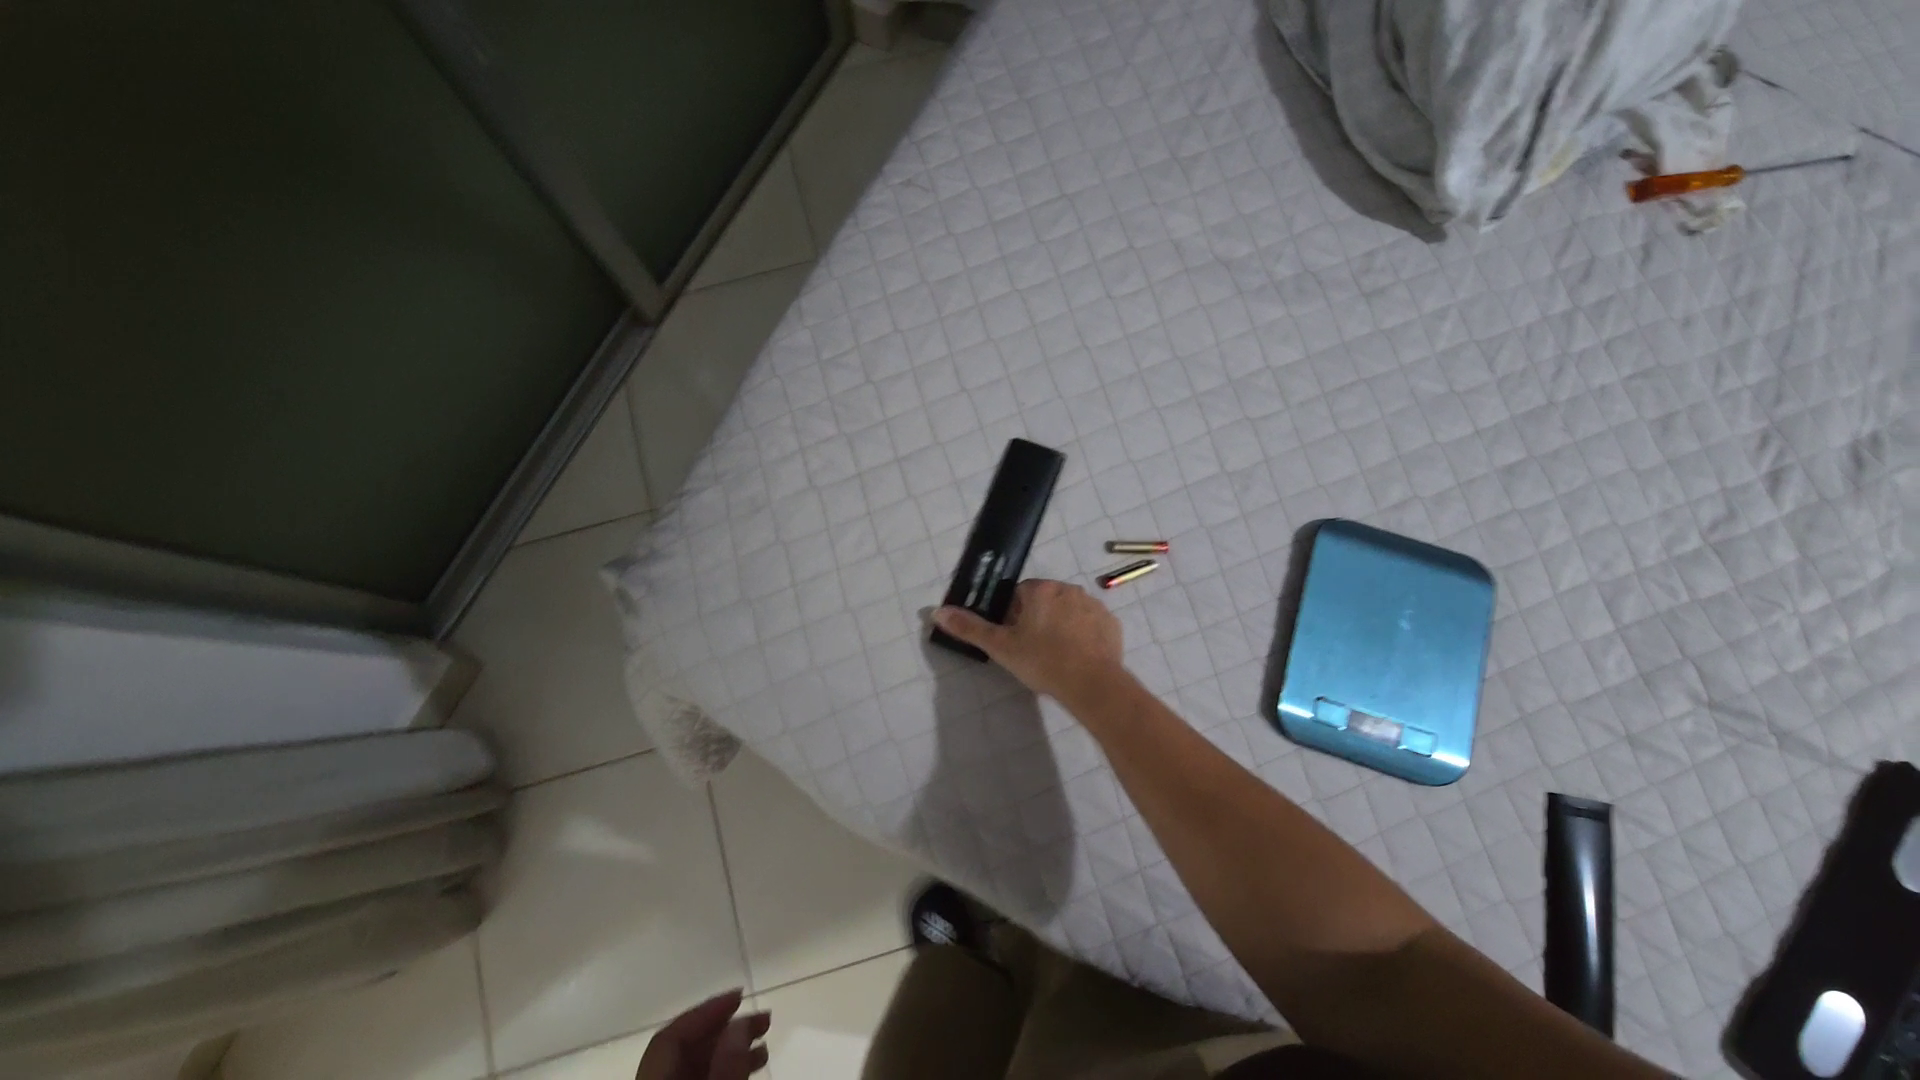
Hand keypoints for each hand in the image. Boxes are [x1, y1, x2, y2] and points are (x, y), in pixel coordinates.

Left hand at [635, 990, 769, 1079]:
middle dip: (727, 1026)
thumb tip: (740, 1022)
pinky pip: (701, 1077)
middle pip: (685, 1047)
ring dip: (732, 1047)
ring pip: (696, 1063)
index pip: (671, 1035)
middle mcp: (653, 1079)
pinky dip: (725, 1066)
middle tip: (763, 1017)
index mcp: (652, 1076)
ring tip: (764, 1039)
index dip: (706, 1010)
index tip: (742, 994)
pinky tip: (752, 1061)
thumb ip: (725, 1063)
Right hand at [932, 579, 1124, 707]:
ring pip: (1069, 611)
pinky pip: (1091, 625)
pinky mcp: (1111, 624)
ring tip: (1056, 656)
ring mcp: (1094, 605)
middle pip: (1045, 601)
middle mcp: (1068, 589)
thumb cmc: (1042, 661)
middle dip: (1038, 619)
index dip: (1012, 616)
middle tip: (1032, 650)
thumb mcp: (1001, 647)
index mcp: (1040, 590)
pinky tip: (1078, 658)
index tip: (1013, 638)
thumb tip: (938, 612)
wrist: (1092, 684)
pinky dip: (1083, 637)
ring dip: (1061, 626)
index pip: (1019, 594)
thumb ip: (970, 628)